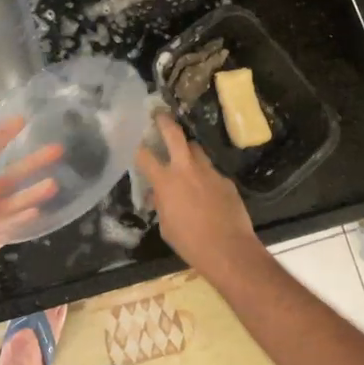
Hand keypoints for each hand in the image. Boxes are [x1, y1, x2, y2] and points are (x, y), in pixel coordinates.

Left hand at [0, 116, 61, 300]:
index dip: (3, 137)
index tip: (22, 120)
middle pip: (11, 175)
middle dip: (33, 162)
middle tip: (57, 150)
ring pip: (17, 201)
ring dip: (34, 192)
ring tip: (55, 183)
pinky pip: (13, 227)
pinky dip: (26, 219)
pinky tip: (40, 210)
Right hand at [135, 113, 266, 283]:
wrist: (229, 249)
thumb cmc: (190, 242)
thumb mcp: (166, 226)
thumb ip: (161, 205)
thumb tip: (158, 196)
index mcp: (166, 181)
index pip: (145, 155)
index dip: (137, 146)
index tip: (134, 139)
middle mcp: (187, 169)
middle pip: (174, 134)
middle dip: (165, 121)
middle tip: (159, 114)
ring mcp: (209, 172)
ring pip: (196, 149)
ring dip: (188, 150)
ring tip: (185, 157)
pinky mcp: (225, 180)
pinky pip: (211, 171)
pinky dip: (205, 175)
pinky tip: (207, 191)